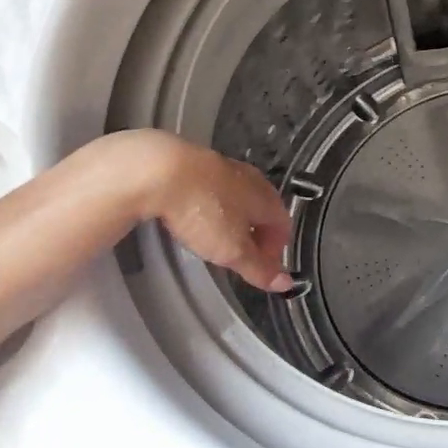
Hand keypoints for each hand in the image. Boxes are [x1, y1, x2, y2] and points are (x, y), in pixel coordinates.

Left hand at [106, 130, 294, 291]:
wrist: (160, 170)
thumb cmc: (205, 212)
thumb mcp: (232, 250)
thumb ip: (259, 268)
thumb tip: (287, 284)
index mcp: (267, 200)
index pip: (283, 226)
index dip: (276, 250)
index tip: (262, 268)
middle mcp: (253, 181)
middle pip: (264, 210)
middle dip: (257, 233)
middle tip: (242, 255)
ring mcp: (226, 168)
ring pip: (240, 197)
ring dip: (235, 218)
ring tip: (218, 236)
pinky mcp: (199, 163)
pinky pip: (215, 188)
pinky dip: (213, 204)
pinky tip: (197, 214)